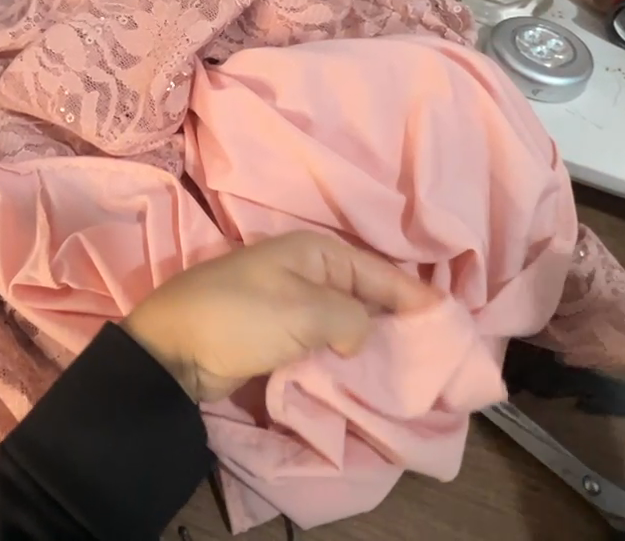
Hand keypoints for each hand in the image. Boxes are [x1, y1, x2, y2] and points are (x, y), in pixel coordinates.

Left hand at [121, 231, 440, 402]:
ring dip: (373, 339)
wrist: (174, 347)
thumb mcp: (303, 313)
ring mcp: (293, 300)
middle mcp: (308, 269)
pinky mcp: (280, 330)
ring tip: (410, 366)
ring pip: (348, 317)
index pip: (378, 271)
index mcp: (316, 251)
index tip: (450, 322)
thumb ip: (350, 319)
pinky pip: (326, 338)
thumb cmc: (240, 317)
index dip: (414, 295)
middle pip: (366, 292)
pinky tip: (367, 373)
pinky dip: (347, 353)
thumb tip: (362, 335)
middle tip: (436, 350)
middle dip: (398, 318)